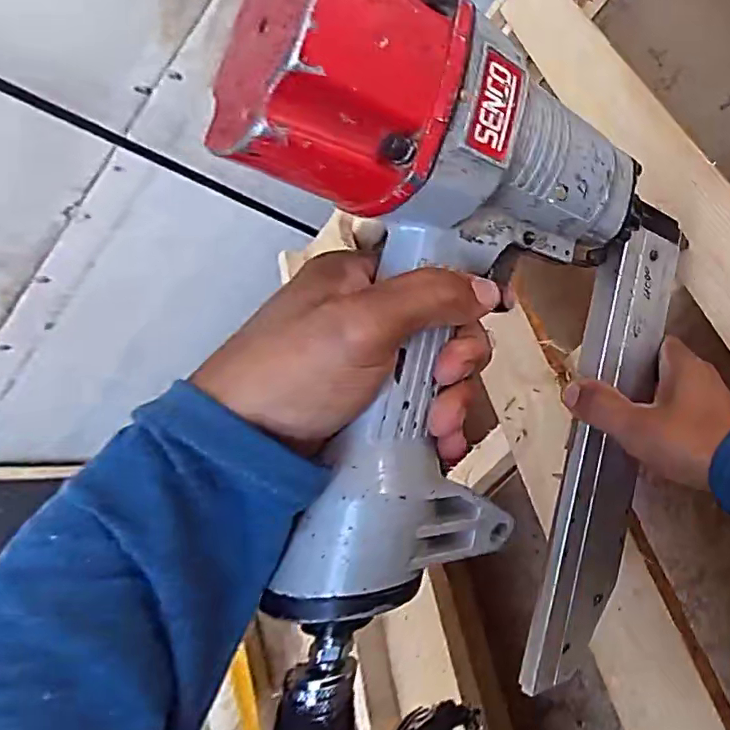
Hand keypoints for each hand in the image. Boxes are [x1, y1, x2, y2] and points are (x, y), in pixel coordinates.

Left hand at [191, 249, 501, 459]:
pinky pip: (435, 401)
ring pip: (448, 369)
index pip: (437, 273)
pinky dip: (445, 420)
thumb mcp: (362, 322)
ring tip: (438, 425)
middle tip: (444, 381)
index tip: (470, 325)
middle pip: (452, 326)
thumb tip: (488, 289)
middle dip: (459, 361)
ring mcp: (379, 360)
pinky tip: (441, 438)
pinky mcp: (383, 399)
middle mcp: (373, 314)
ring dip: (454, 399)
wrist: (241, 456)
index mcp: (361, 278)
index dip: (464, 299)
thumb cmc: (288, 377)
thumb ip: (430, 296)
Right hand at [562, 336, 729, 490]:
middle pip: (665, 372)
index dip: (634, 355)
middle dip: (640, 389)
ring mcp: (717, 400)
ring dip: (656, 411)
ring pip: (678, 398)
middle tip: (616, 407)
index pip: (658, 344)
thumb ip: (604, 407)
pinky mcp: (723, 423)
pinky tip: (659, 449)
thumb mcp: (636, 426)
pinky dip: (674, 429)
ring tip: (631, 431)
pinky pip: (691, 419)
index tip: (613, 373)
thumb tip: (572, 388)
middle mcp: (704, 375)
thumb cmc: (687, 441)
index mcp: (685, 364)